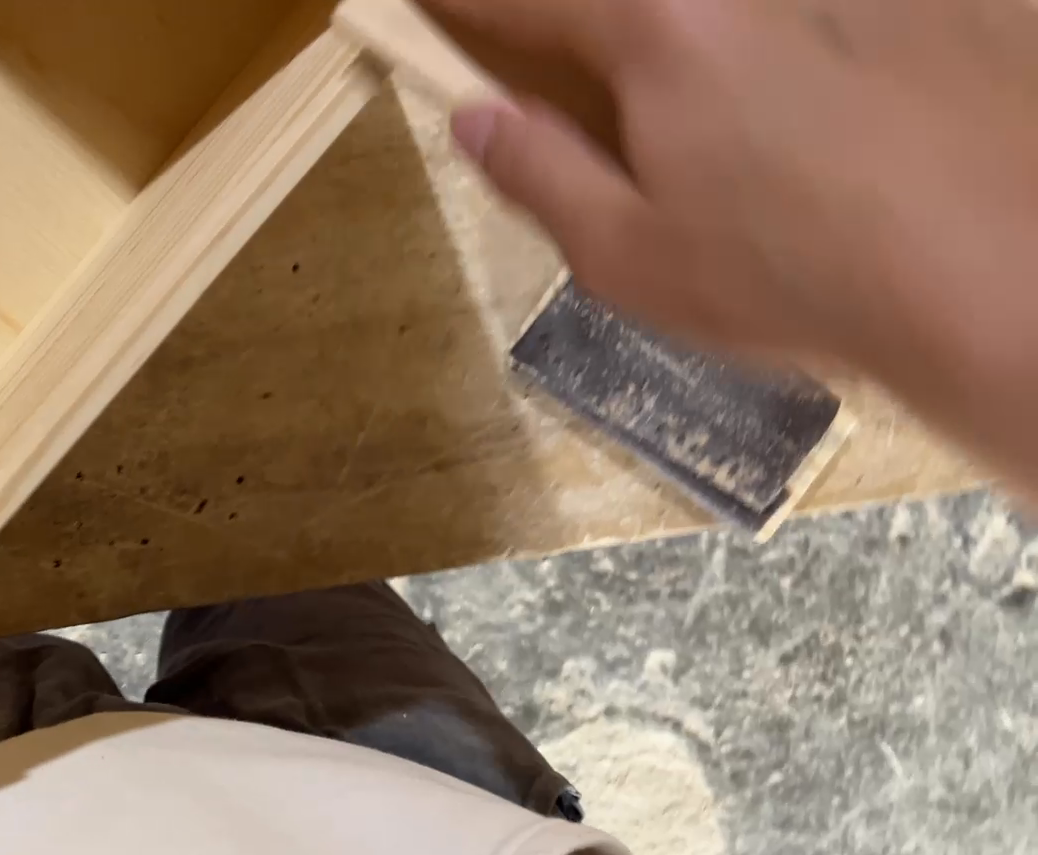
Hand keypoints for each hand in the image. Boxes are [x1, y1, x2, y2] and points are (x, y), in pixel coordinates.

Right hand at [434, 0, 1037, 487]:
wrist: (1008, 272)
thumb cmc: (778, 274)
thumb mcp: (617, 250)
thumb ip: (536, 173)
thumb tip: (471, 118)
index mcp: (665, 34)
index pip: (532, 1)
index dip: (469, 2)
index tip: (428, 3)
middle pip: (628, 2)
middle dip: (570, 27)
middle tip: (565, 101)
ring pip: (712, 15)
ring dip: (667, 43)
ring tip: (681, 151)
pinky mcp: (926, 5)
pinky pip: (799, 23)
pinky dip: (754, 52)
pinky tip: (779, 134)